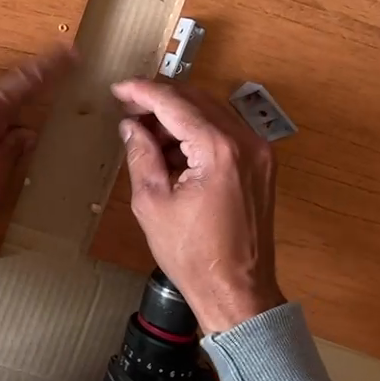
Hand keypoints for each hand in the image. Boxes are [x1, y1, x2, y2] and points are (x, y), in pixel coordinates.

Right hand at [114, 78, 285, 332]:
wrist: (238, 292)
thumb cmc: (193, 254)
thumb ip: (140, 153)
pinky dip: (197, 130)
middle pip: (196, 100)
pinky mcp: (261, 165)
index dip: (142, 92)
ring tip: (145, 130)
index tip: (118, 88)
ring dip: (178, 114)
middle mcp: (246, 142)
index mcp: (218, 150)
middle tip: (128, 108)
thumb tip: (131, 126)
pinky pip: (225, 131)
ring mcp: (259, 153)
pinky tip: (172, 146)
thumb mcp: (152, 201)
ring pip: (211, 112)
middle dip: (159, 100)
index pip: (174, 103)